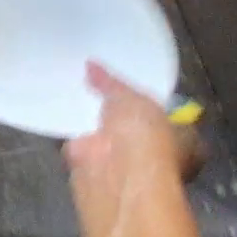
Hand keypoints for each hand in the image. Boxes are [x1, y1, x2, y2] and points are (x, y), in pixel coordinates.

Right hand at [64, 62, 205, 236]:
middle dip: (111, 104)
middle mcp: (156, 151)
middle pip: (131, 120)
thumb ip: (113, 82)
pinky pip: (78, 134)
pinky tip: (54, 101)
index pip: (165, 113)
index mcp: (183, 139)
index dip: (145, 95)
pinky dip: (67, 122)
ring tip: (67, 82)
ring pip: (103, 128)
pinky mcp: (92, 159)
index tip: (121, 76)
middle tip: (89, 76)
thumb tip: (92, 65)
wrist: (118, 171)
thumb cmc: (145, 137)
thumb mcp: (134, 98)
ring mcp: (124, 157)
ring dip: (88, 113)